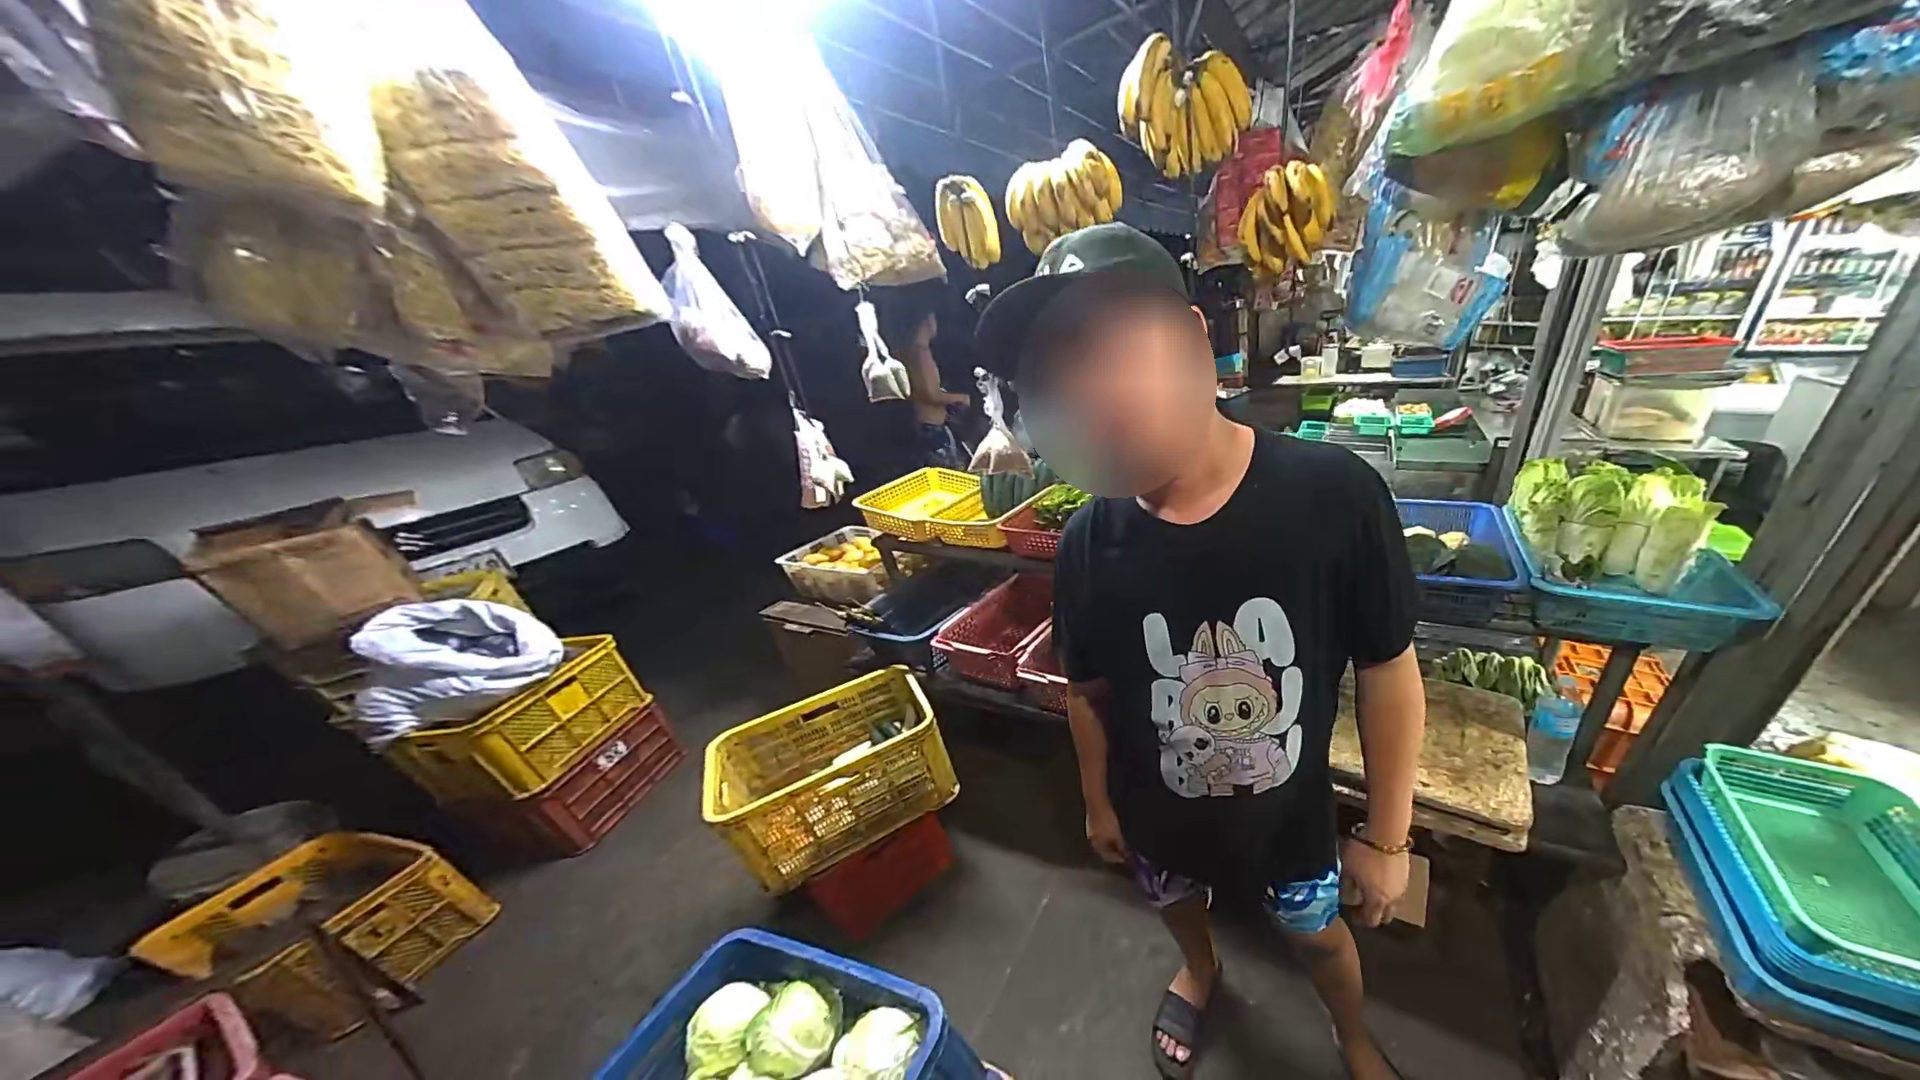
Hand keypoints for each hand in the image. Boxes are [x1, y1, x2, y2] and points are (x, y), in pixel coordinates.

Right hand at [1086, 804, 1128, 864]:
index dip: (1118, 858)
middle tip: (1123, 850)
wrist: (1097, 803)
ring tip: (1119, 841)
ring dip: (1110, 843)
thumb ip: (1120, 846)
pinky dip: (1107, 836)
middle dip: (1113, 851)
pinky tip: (1112, 832)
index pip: (1108, 857)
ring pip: (1101, 841)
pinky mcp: (1091, 823)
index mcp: (1097, 845)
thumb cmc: (1107, 821)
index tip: (1126, 857)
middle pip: (1104, 850)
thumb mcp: (1116, 835)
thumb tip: (1124, 854)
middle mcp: (1092, 840)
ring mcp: (1090, 831)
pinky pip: (1100, 833)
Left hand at [1340, 837, 1409, 927]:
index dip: (1361, 920)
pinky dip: (1388, 891)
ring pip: (1394, 904)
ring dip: (1383, 902)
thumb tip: (1344, 895)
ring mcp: (1402, 888)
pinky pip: (1397, 891)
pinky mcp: (1406, 877)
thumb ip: (1346, 885)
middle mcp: (1393, 899)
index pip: (1372, 920)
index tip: (1352, 914)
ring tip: (1370, 891)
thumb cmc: (1362, 853)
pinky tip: (1379, 880)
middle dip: (1375, 914)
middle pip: (1386, 915)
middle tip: (1362, 905)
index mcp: (1377, 900)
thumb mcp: (1347, 868)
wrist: (1385, 836)